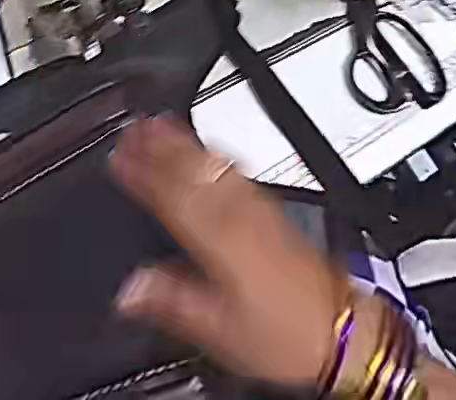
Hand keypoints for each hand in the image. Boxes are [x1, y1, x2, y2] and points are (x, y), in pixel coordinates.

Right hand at [109, 116, 346, 387]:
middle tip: (134, 129)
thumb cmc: (281, 331)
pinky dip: (211, 151)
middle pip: (193, 169)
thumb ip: (171, 302)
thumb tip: (130, 290)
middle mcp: (239, 212)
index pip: (173, 195)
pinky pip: (233, 167)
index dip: (144, 173)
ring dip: (185, 142)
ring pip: (213, 162)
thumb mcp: (217, 330)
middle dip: (160, 146)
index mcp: (221, 240)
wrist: (334, 324)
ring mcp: (256, 204)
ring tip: (161, 124)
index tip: (121, 156)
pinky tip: (205, 146)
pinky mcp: (269, 205)